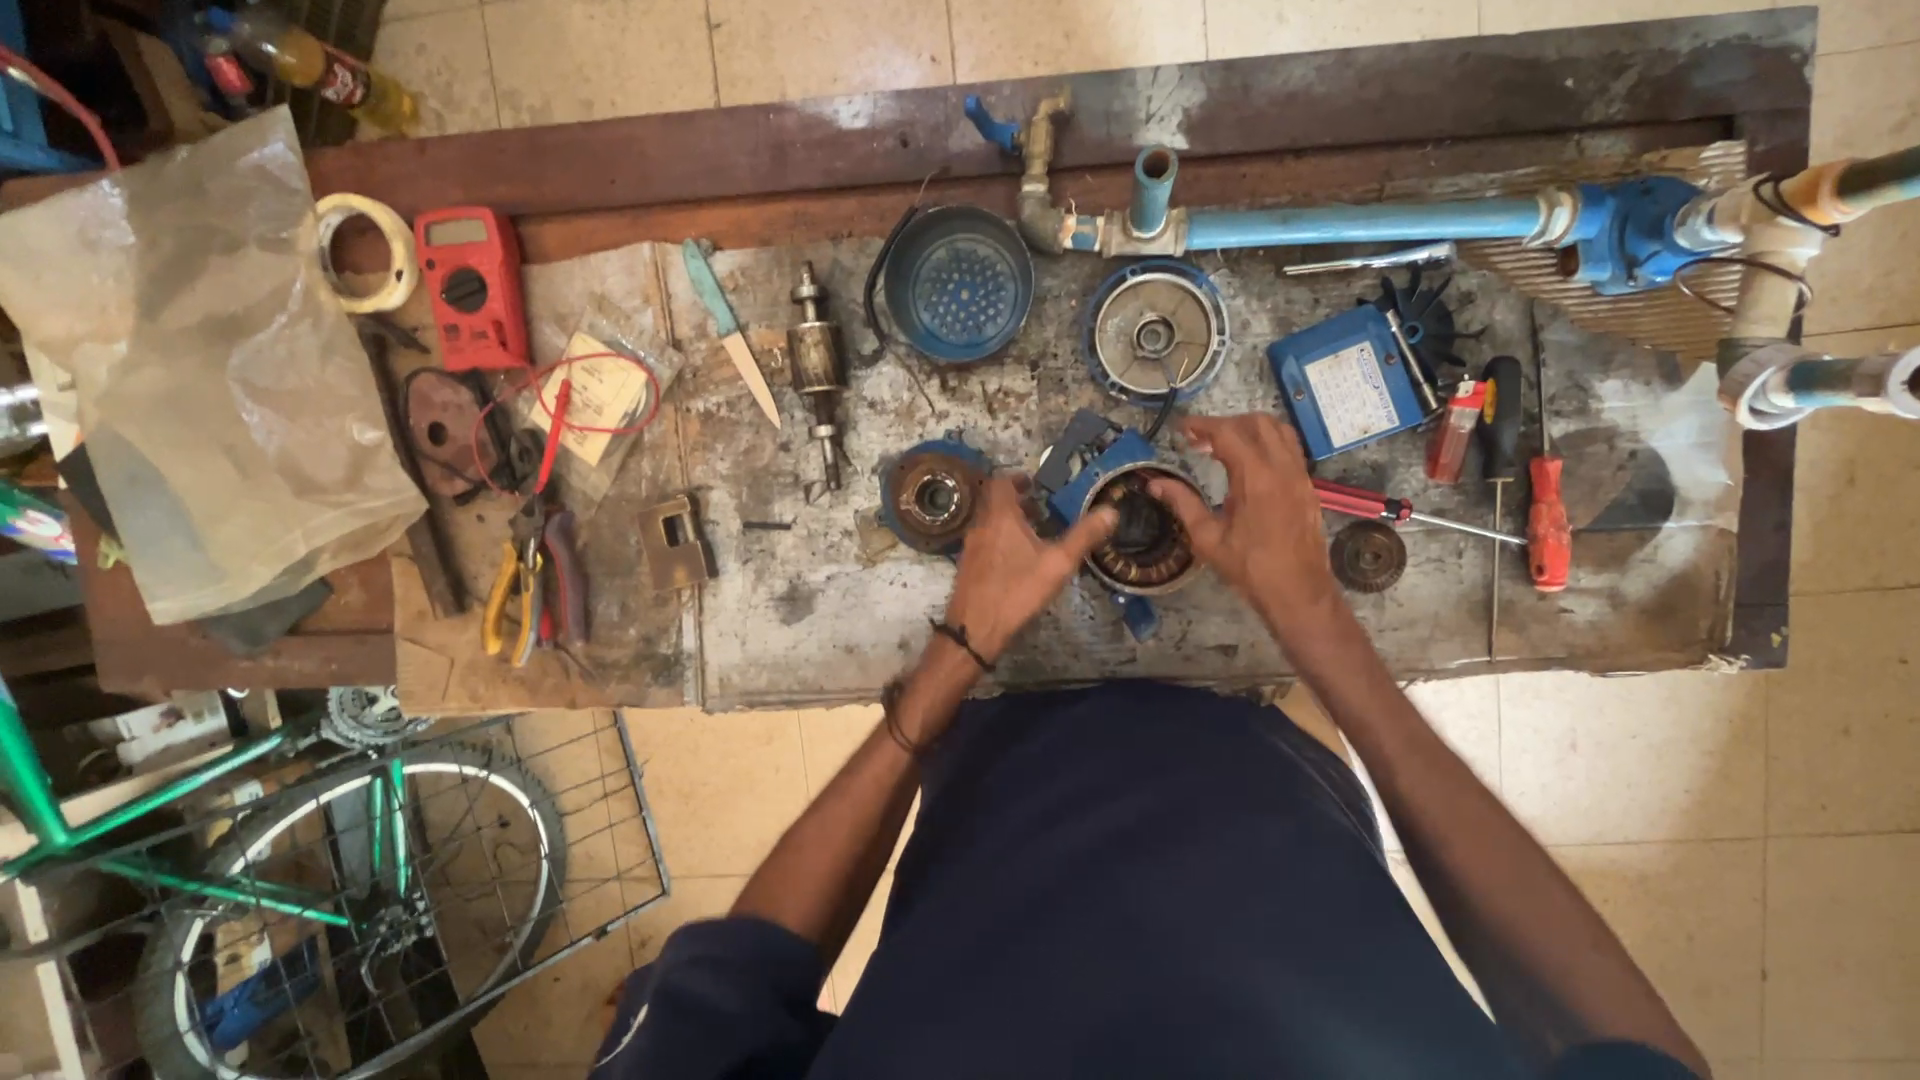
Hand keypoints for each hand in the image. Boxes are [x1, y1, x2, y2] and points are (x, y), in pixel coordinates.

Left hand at [943, 473, 1118, 662]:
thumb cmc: (1017, 590)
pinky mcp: (967, 567)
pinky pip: (985, 542)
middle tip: (1040, 509)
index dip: (1018, 478)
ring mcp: (970, 547)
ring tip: (1034, 535)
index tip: (1035, 484)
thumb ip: (1084, 536)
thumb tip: (1111, 511)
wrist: (974, 628)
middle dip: (1016, 501)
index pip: (1001, 481)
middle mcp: (980, 526)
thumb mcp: (1058, 563)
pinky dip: (1000, 541)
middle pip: (994, 502)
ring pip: (989, 523)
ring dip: (1009, 522)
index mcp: (999, 517)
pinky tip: (1018, 562)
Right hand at [1146, 414, 1342, 635]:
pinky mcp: (1308, 487)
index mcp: (1256, 478)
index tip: (1182, 428)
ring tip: (1225, 447)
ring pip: (1279, 431)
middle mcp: (1282, 468)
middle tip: (1200, 440)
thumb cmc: (1249, 568)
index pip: (1228, 433)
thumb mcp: (1207, 538)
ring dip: (1250, 430)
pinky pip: (1290, 450)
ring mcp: (1300, 476)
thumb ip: (1183, 503)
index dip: (1202, 425)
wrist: (1297, 592)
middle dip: (1226, 423)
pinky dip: (1268, 444)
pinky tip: (1249, 466)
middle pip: (1257, 423)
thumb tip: (1156, 483)